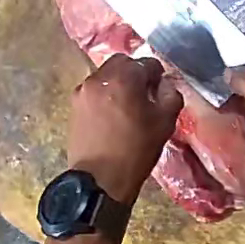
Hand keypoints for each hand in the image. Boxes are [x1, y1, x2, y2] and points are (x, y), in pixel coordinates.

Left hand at [67, 54, 183, 205]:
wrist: (100, 180)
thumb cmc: (136, 150)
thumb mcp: (165, 123)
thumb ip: (170, 96)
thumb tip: (165, 85)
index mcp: (124, 78)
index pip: (147, 63)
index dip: (157, 76)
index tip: (160, 91)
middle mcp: (99, 78)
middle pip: (122, 63)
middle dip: (135, 74)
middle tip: (144, 95)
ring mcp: (83, 91)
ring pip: (106, 76)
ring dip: (118, 84)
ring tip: (126, 107)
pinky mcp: (74, 105)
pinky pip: (94, 91)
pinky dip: (105, 96)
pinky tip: (111, 116)